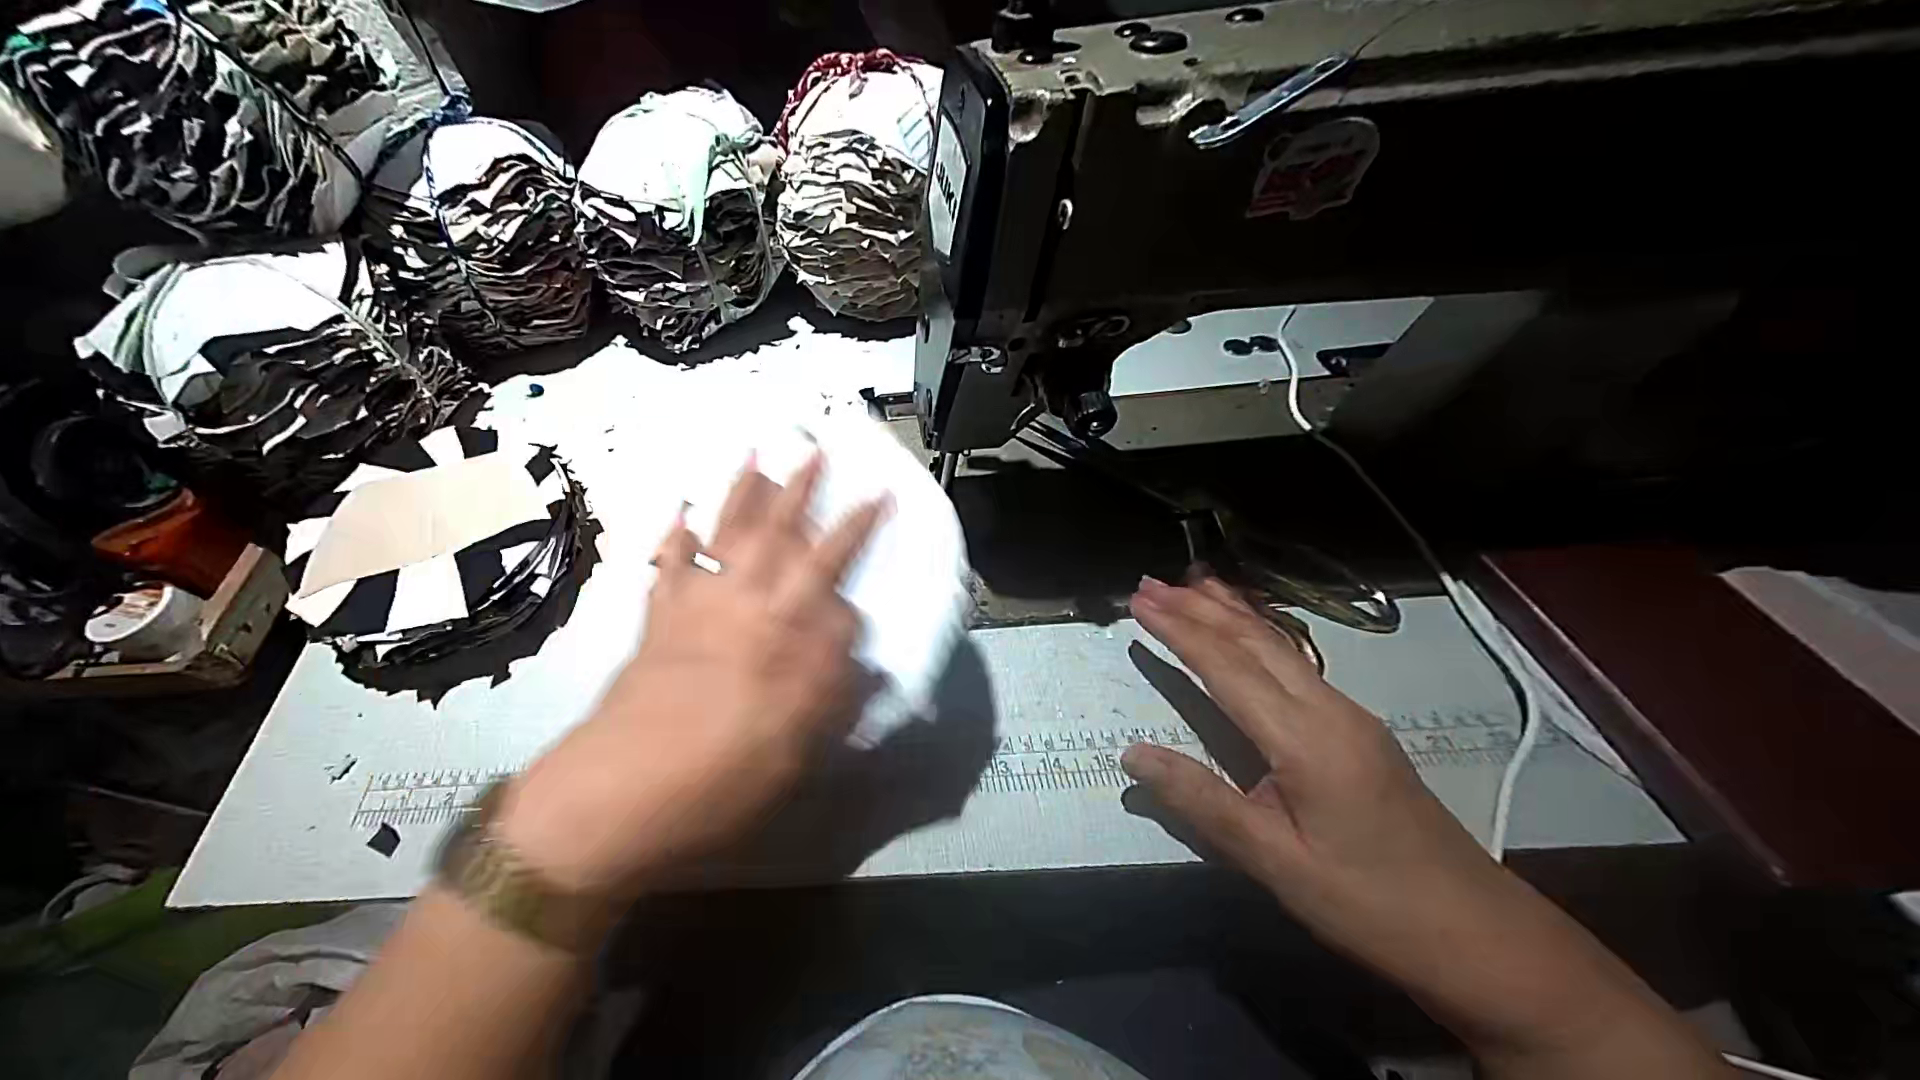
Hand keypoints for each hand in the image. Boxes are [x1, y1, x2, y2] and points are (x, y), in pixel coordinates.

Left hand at [498, 454, 886, 901]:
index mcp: (788, 636)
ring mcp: (698, 606)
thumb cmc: (721, 782)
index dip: (859, 541)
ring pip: (729, 535)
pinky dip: (675, 538)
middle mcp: (747, 606)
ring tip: (758, 455)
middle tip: (820, 450)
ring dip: (746, 494)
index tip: (878, 508)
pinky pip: (669, 566)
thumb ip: (837, 697)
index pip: (835, 575)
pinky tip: (681, 514)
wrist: (614, 800)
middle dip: (806, 491)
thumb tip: (864, 658)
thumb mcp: (800, 753)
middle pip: (783, 535)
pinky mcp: (657, 619)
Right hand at [1122, 575, 1729, 1077]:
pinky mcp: (1357, 727)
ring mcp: (1350, 714)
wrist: (1480, 934)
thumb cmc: (1369, 904)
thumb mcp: (1275, 863)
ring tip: (1191, 583)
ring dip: (1230, 611)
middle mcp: (1330, 709)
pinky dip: (1257, 633)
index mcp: (1306, 740)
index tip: (1139, 601)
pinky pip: (1296, 663)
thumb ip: (1202, 802)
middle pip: (1255, 641)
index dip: (1179, 630)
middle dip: (1199, 606)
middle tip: (1149, 582)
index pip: (1227, 667)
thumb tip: (1133, 753)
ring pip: (1280, 645)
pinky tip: (1246, 629)